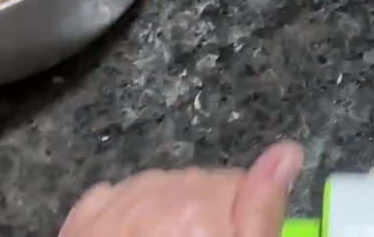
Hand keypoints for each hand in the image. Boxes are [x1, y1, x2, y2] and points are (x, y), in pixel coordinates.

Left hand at [58, 140, 304, 236]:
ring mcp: (119, 200)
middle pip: (201, 187)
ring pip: (161, 190)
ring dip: (166, 219)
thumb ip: (263, 213)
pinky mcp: (84, 218)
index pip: (242, 185)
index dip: (242, 222)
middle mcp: (162, 190)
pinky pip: (115, 196)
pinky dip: (123, 215)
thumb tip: (289, 152)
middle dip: (205, 221)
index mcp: (204, 204)